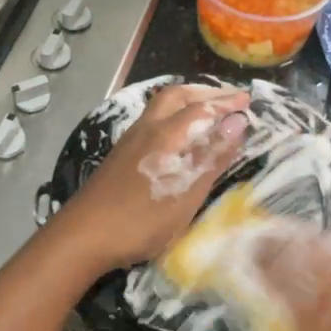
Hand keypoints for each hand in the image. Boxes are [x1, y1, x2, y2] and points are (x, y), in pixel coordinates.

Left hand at [46, 84, 250, 274]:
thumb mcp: (185, 193)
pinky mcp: (120, 156)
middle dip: (203, 93)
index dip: (225, 103)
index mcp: (165, 136)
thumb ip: (211, 156)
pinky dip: (172, 117)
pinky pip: (151, 121)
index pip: (201, 109)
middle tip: (227, 99)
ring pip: (160, 108)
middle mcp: (146, 129)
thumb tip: (238, 120)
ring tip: (206, 112)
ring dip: (186, 102)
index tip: (247, 100)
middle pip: (175, 96)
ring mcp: (129, 141)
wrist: (82, 236)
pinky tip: (176, 137)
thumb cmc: (140, 220)